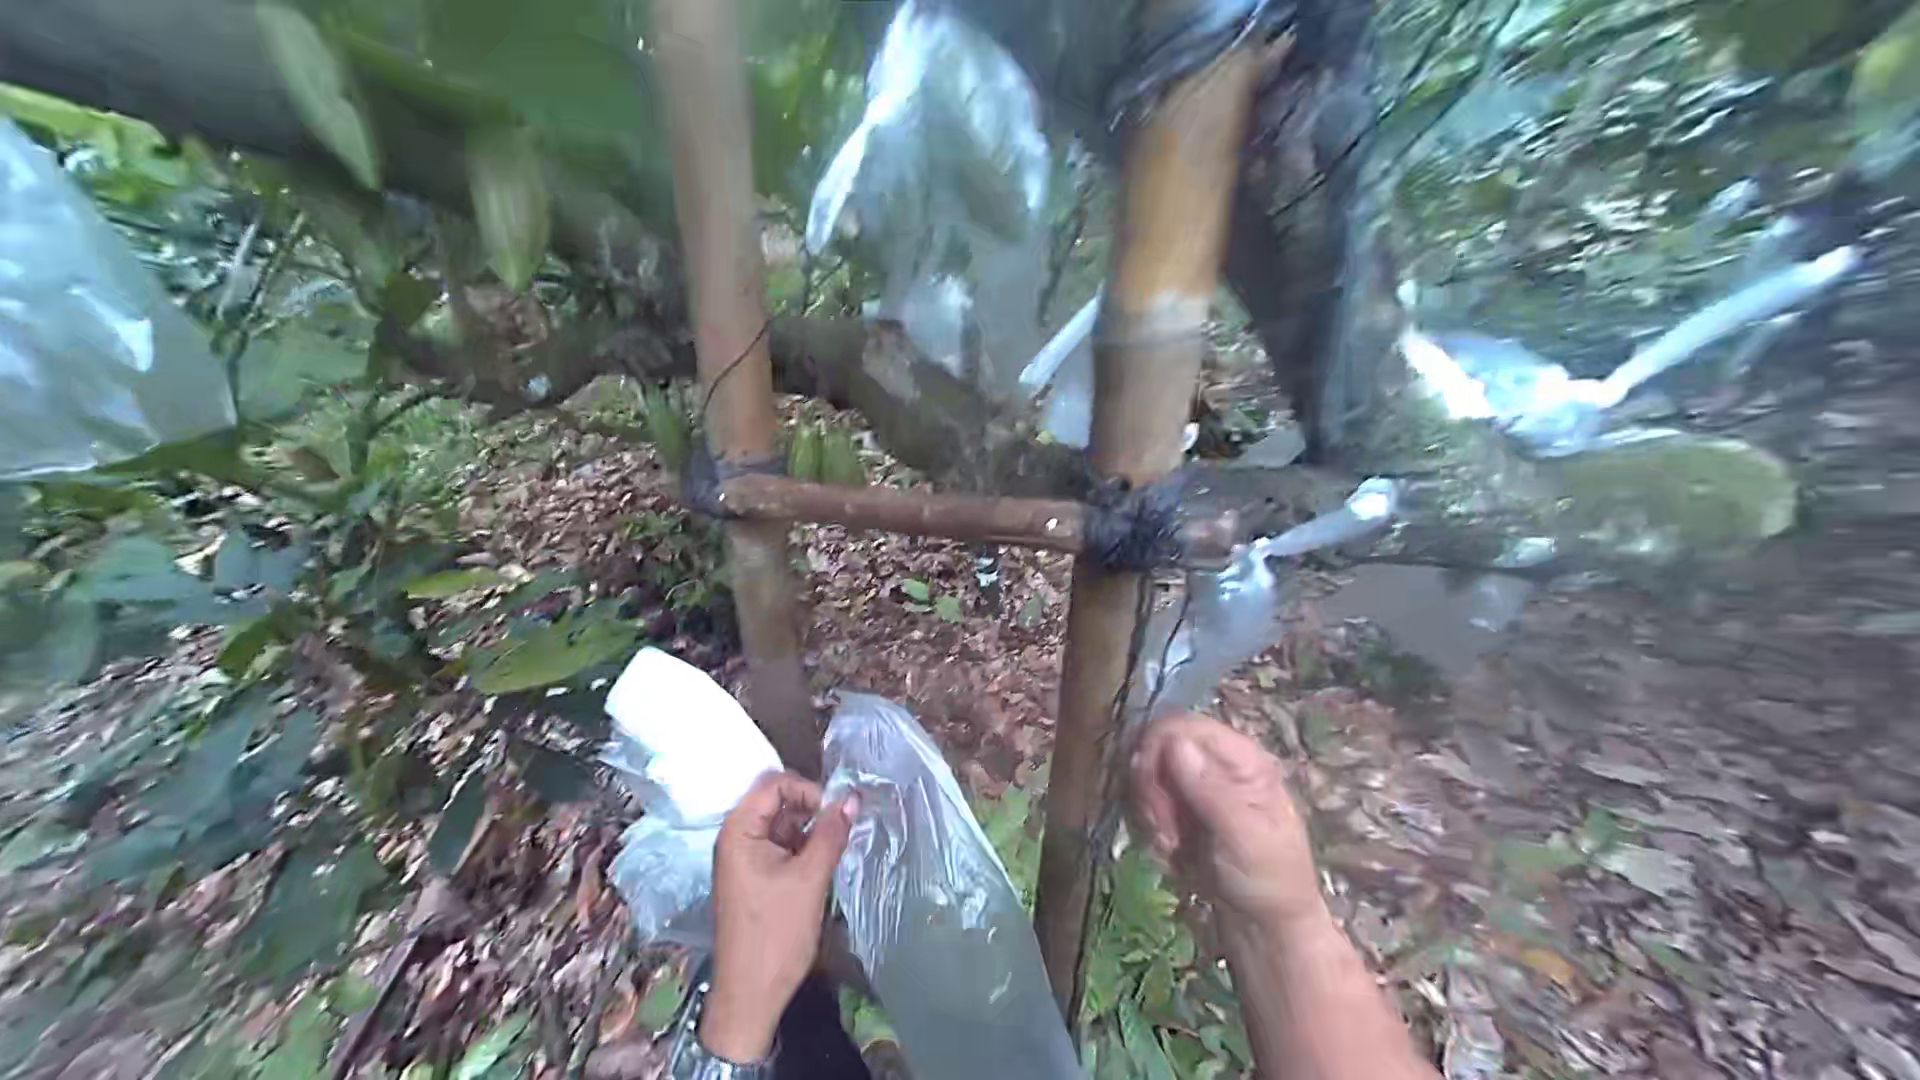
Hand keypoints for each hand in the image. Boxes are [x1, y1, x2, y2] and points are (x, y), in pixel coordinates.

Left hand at [703, 771, 856, 1062]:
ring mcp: (746, 857)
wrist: (751, 998)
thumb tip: (853, 797)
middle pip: (778, 800)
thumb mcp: (810, 878)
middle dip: (812, 807)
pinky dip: (805, 845)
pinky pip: (783, 844)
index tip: (834, 811)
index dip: (807, 789)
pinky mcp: (756, 875)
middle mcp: (738, 837)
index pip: (774, 783)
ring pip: (784, 823)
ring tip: (838, 842)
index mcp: (739, 831)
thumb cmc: (775, 935)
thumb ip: (831, 832)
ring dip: (812, 827)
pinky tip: (825, 859)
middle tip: (842, 825)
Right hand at [1130, 712, 1322, 928]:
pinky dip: (1149, 821)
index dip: (1155, 749)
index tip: (1151, 792)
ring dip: (1148, 807)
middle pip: (1156, 743)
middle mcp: (1215, 758)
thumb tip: (1175, 743)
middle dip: (1150, 785)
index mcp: (1241, 756)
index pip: (1181, 725)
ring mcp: (1196, 779)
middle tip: (1161, 829)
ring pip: (1146, 770)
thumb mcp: (1246, 840)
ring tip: (1169, 844)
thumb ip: (1211, 790)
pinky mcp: (1180, 800)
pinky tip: (1167, 847)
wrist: (1265, 927)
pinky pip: (1146, 795)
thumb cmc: (1269, 882)